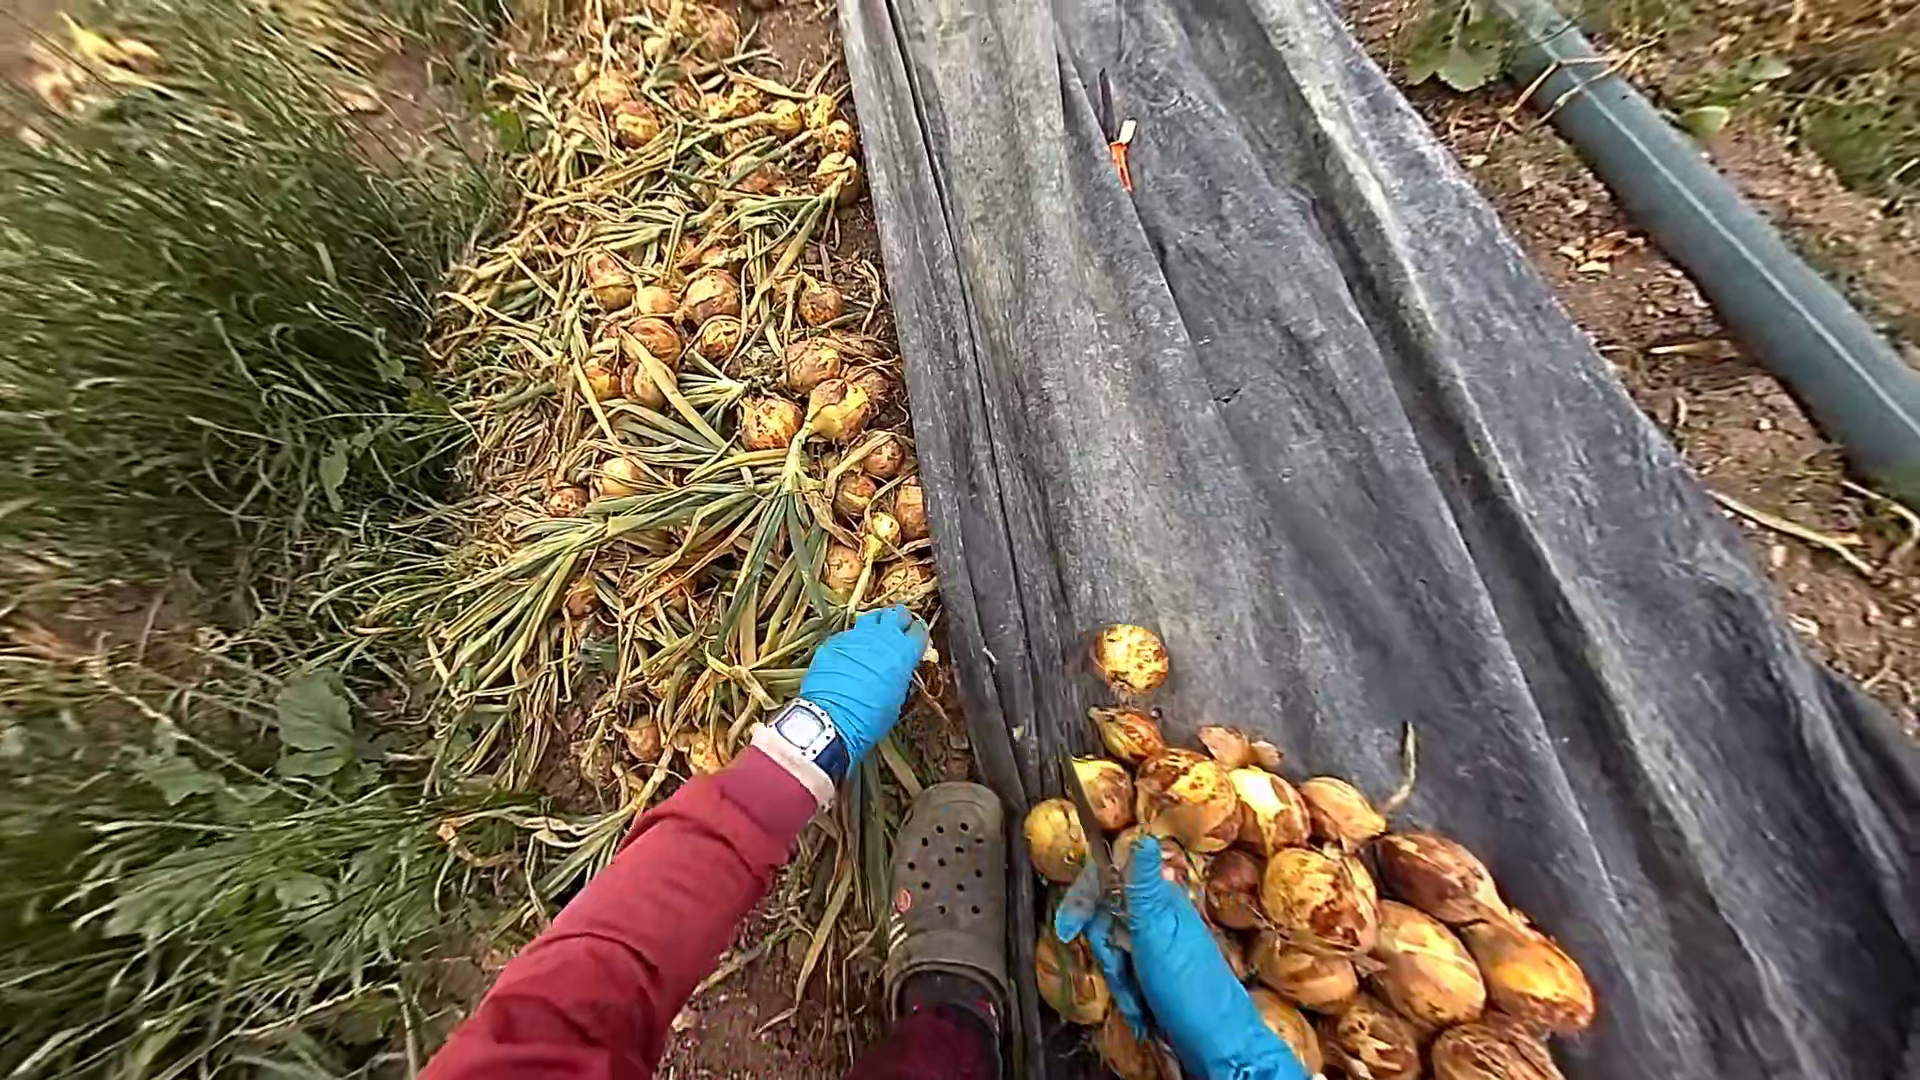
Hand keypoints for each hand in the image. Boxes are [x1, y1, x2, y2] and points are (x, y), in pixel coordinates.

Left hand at [797, 606, 928, 764]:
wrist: (832, 718)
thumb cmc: (872, 716)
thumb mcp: (897, 697)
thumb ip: (900, 674)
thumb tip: (898, 668)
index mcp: (904, 650)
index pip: (918, 629)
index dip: (917, 633)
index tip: (915, 639)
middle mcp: (883, 636)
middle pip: (897, 613)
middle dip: (899, 619)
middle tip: (897, 630)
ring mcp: (857, 635)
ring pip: (872, 616)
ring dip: (876, 623)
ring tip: (874, 635)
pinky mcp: (835, 641)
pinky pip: (849, 634)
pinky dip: (853, 640)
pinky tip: (850, 653)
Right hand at [1055, 836, 1308, 1079]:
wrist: (1223, 1051)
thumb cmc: (1189, 988)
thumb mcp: (1158, 931)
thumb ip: (1142, 883)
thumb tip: (1142, 836)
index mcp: (1158, 891)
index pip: (1105, 872)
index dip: (1083, 897)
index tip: (1068, 929)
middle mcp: (1155, 908)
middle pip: (1102, 910)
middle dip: (1104, 947)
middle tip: (1119, 971)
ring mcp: (1155, 938)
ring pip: (1109, 942)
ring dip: (1116, 974)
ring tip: (1136, 1000)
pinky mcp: (1154, 967)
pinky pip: (1122, 967)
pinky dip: (1125, 989)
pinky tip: (1140, 1008)